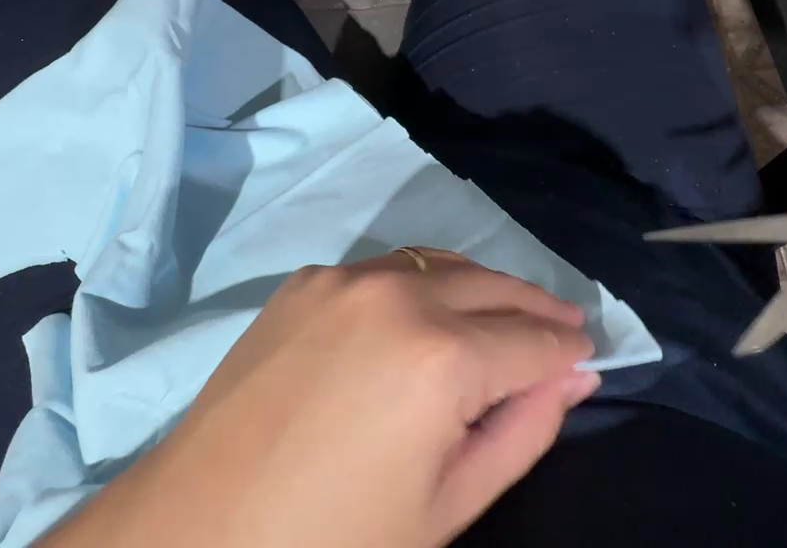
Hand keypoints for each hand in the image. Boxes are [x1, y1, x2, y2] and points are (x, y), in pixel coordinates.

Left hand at [42, 249, 597, 547]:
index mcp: (440, 355)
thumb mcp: (447, 507)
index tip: (590, 352)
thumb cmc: (334, 539)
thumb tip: (574, 376)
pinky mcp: (307, 279)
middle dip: (537, 307)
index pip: (532, 339)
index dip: (568, 347)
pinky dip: (425, 283)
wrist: (196, 528)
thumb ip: (522, 432)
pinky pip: (388, 269)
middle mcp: (398, 294)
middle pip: (493, 285)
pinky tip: (432, 312)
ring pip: (442, 265)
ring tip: (508, 316)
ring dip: (484, 288)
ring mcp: (346, 277)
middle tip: (565, 328)